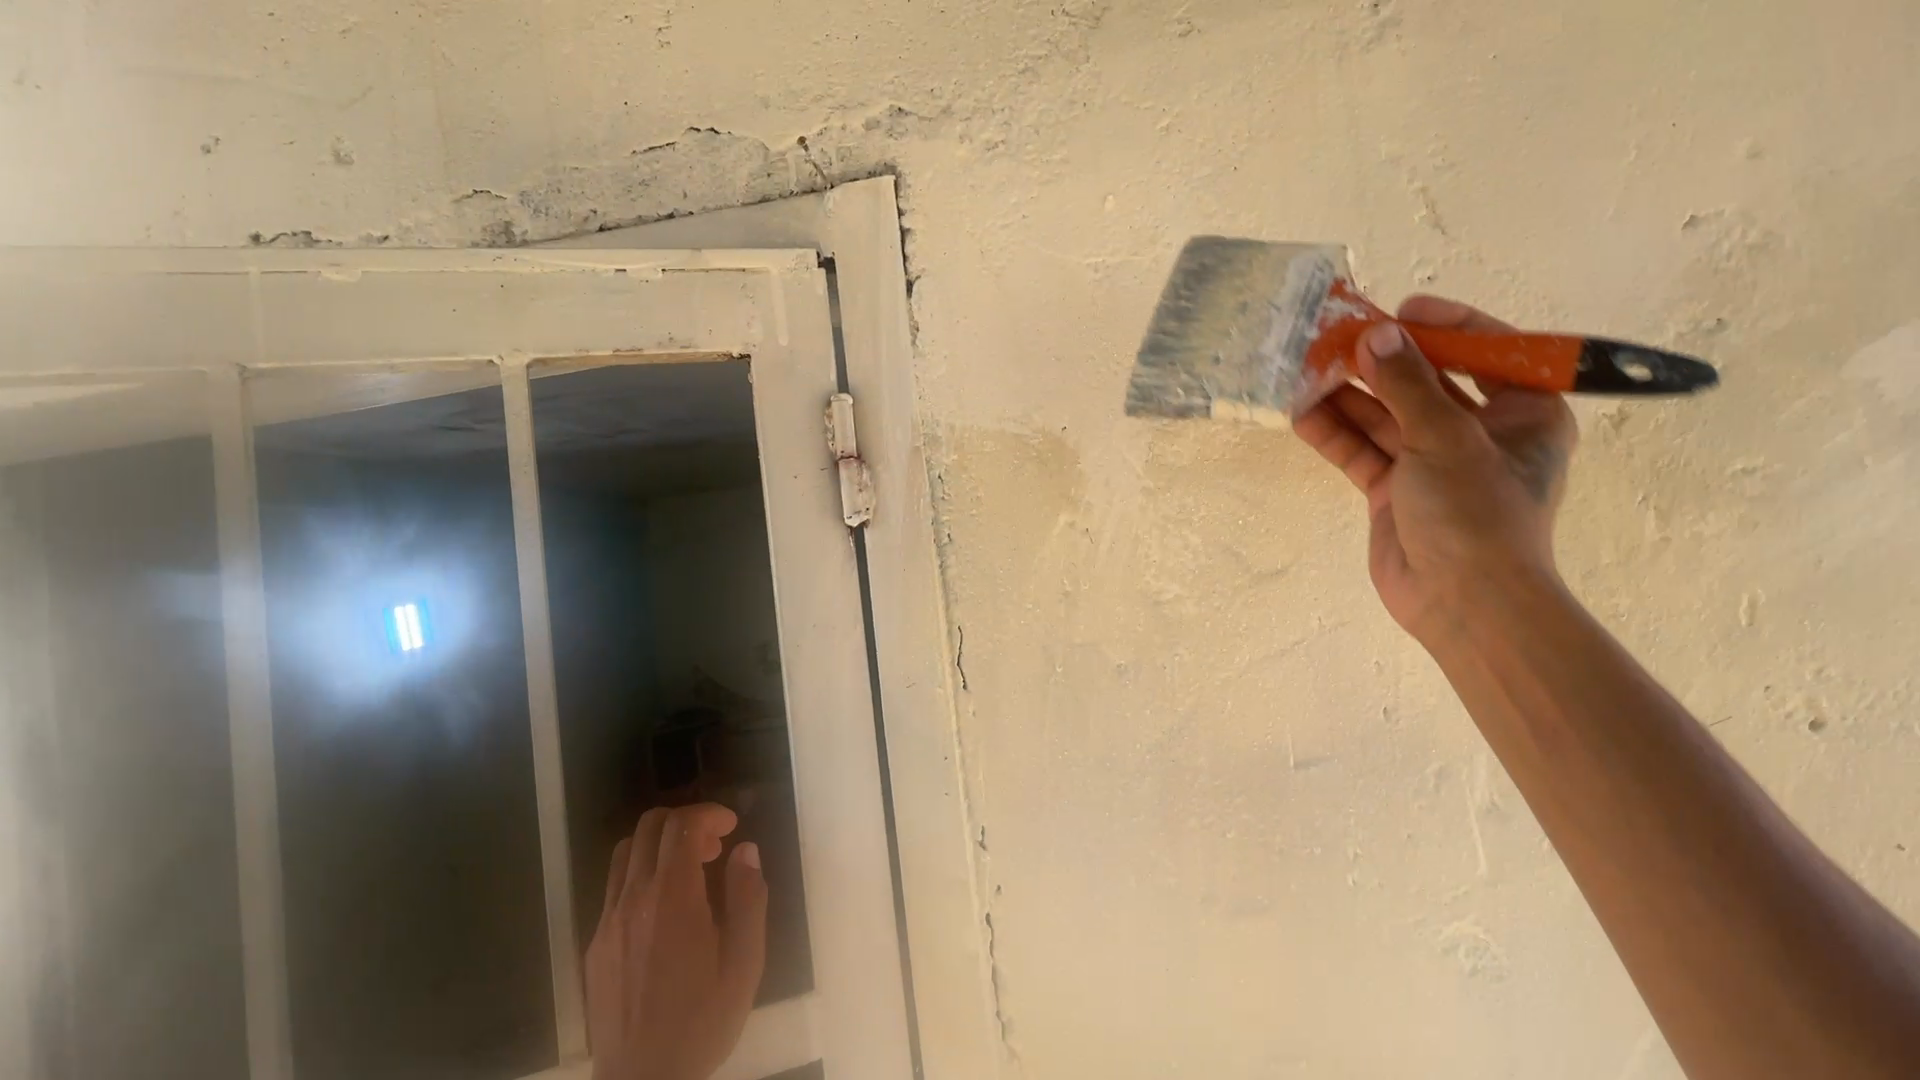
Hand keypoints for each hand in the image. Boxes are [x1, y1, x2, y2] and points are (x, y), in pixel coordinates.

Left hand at [586, 804, 767, 1079]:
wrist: (644, 1078)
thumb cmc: (702, 1021)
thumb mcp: (744, 963)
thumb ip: (748, 899)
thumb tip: (746, 851)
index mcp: (672, 898)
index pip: (681, 826)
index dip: (709, 813)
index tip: (732, 827)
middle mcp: (633, 899)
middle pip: (650, 827)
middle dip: (686, 822)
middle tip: (715, 848)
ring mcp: (608, 920)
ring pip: (627, 851)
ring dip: (660, 845)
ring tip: (690, 871)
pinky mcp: (596, 943)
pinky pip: (615, 886)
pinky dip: (642, 873)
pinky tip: (665, 908)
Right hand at [1294, 296, 1577, 643]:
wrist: (1463, 604)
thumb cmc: (1477, 512)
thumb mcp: (1446, 437)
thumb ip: (1407, 384)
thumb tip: (1374, 334)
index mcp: (1523, 413)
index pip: (1488, 352)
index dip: (1447, 326)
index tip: (1401, 310)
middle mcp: (1478, 433)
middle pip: (1424, 384)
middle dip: (1380, 362)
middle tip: (1335, 336)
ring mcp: (1430, 464)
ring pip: (1385, 418)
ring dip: (1347, 396)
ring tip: (1304, 369)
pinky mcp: (1393, 491)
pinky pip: (1361, 452)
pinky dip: (1334, 434)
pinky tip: (1301, 414)